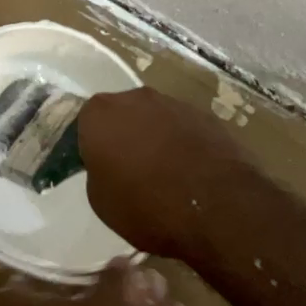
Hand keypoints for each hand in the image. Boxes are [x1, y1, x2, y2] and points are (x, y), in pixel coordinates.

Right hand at [78, 87, 249, 256]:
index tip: (102, 170)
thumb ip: (98, 173)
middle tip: (133, 172)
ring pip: (156, 120)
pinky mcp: (207, 116)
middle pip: (122, 115)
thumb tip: (110, 167)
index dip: (93, 147)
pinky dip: (185, 146)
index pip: (86, 124)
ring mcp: (173, 103)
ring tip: (168, 177)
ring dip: (157, 140)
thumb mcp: (101, 201)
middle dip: (125, 137)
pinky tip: (194, 176)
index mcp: (99, 113)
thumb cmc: (147, 205)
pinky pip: (185, 130)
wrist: (219, 208)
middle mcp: (134, 97)